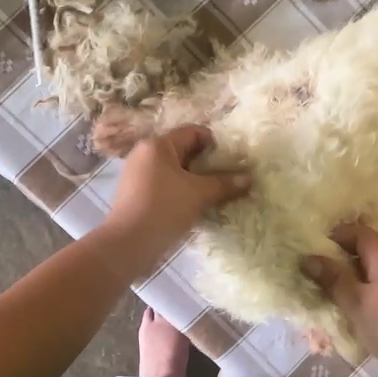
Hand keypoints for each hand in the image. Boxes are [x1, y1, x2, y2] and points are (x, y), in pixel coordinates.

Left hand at [96, 125, 251, 277]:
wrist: (129, 244)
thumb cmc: (165, 208)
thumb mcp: (199, 194)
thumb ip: (224, 184)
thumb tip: (248, 178)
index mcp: (158, 145)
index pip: (193, 133)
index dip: (215, 144)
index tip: (231, 161)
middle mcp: (145, 155)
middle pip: (183, 152)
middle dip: (206, 165)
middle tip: (226, 180)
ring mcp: (137, 176)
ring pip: (174, 172)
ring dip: (194, 182)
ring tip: (214, 196)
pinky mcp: (136, 196)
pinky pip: (164, 188)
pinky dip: (180, 194)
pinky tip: (194, 209)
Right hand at [300, 222, 377, 367]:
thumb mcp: (355, 303)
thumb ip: (333, 278)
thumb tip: (307, 258)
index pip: (360, 232)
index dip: (338, 234)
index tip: (319, 247)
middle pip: (372, 246)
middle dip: (347, 252)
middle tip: (326, 268)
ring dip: (360, 268)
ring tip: (342, 286)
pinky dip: (375, 280)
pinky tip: (366, 299)